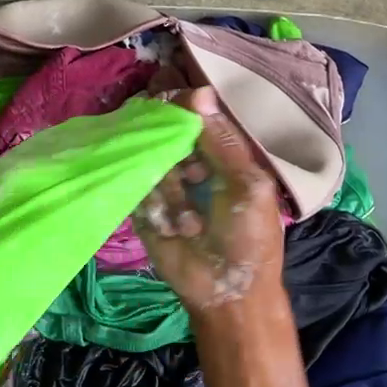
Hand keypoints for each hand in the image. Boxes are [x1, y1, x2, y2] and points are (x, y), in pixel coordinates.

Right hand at [136, 87, 285, 315]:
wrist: (227, 295)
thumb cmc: (250, 239)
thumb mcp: (249, 185)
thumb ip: (223, 140)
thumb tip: (200, 92)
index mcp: (220, 150)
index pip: (195, 112)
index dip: (182, 104)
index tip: (171, 99)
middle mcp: (188, 160)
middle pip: (165, 130)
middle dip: (173, 151)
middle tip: (191, 176)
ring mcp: (163, 182)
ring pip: (149, 160)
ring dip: (172, 193)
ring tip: (191, 224)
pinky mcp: (143, 205)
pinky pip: (137, 188)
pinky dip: (157, 209)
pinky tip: (175, 230)